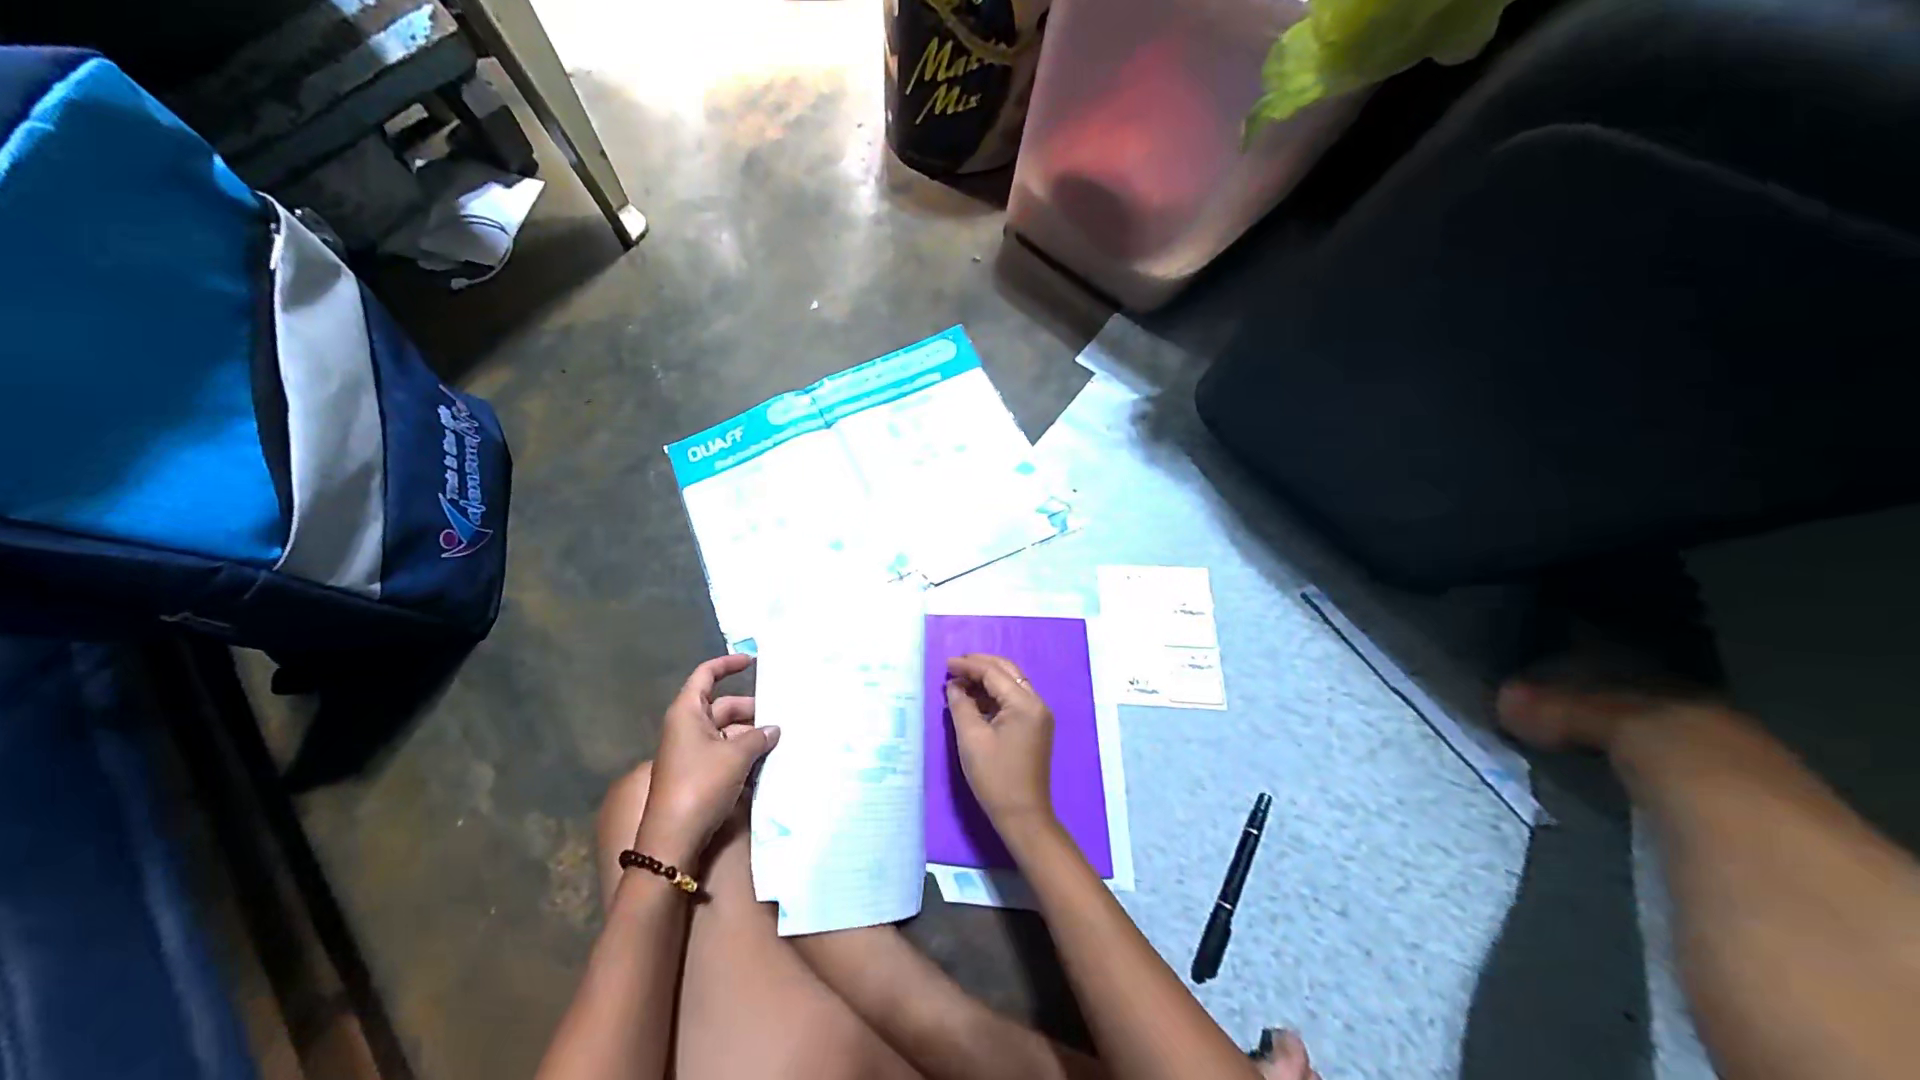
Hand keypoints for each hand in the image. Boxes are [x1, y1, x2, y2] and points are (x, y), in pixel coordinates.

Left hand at [635, 655, 780, 867]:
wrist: (674, 837)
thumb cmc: (700, 784)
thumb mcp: (736, 755)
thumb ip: (758, 737)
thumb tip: (773, 729)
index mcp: (687, 712)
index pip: (706, 675)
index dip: (727, 664)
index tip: (752, 661)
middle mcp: (687, 727)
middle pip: (722, 706)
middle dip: (751, 709)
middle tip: (781, 715)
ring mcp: (691, 751)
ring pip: (726, 732)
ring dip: (751, 734)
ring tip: (780, 740)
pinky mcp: (697, 774)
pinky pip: (724, 753)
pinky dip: (744, 754)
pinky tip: (766, 762)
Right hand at [944, 654, 1054, 830]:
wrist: (1022, 815)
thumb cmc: (994, 777)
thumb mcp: (971, 738)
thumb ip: (961, 705)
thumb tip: (955, 686)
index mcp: (1025, 703)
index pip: (994, 672)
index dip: (968, 666)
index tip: (945, 665)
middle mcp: (1037, 704)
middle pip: (1007, 672)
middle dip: (980, 666)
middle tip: (953, 666)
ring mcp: (1038, 716)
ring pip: (1011, 685)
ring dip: (986, 680)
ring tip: (959, 682)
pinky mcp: (1034, 728)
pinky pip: (1013, 700)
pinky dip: (994, 696)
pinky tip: (974, 700)